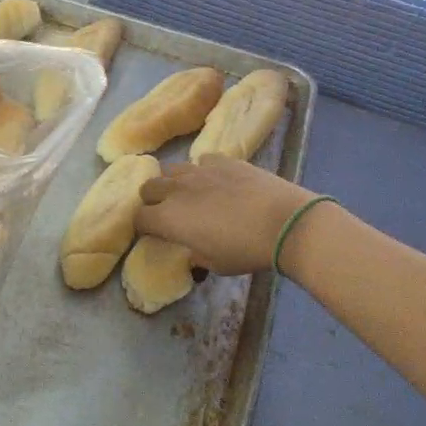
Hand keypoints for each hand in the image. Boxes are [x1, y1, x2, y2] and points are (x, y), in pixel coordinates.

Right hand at [135, 158, 316, 274]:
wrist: (286, 222)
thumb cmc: (247, 250)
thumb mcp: (215, 264)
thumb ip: (195, 254)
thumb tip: (192, 249)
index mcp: (168, 219)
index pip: (139, 218)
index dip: (144, 227)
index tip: (155, 233)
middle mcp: (176, 190)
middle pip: (148, 188)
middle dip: (153, 199)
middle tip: (169, 211)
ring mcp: (198, 171)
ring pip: (171, 170)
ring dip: (174, 182)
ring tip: (189, 193)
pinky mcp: (222, 160)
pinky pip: (201, 161)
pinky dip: (203, 171)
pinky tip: (217, 181)